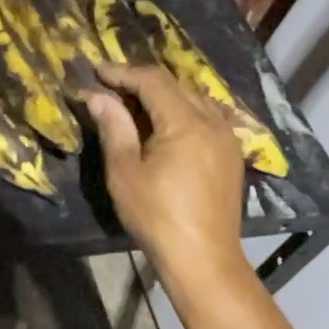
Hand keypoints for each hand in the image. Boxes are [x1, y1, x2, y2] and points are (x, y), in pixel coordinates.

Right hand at [85, 63, 246, 287]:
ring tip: (135, 105)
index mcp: (186, 122)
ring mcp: (227, 137)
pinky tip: (167, 125)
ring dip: (164, 96)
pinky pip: (207, 117)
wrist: (203, 258)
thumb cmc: (157, 217)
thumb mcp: (125, 173)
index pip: (153, 80)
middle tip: (111, 87)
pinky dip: (183, 112)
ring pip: (194, 100)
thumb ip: (114, 128)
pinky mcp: (232, 154)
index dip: (123, 72)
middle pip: (176, 86)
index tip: (96, 70)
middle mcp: (212, 121)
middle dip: (142, 82)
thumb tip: (98, 96)